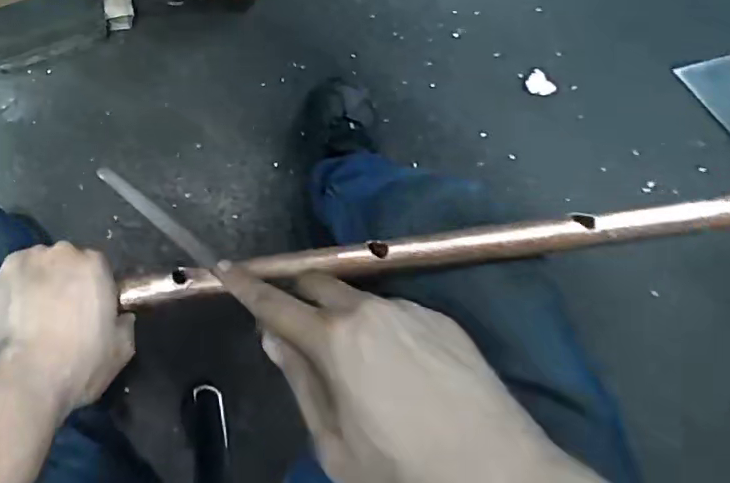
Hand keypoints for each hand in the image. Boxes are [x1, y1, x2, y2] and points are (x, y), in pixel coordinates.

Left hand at [0, 243, 134, 414]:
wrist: (24, 379)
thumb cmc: (77, 366)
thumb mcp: (119, 353)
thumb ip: (125, 326)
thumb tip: (123, 316)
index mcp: (95, 264)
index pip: (98, 269)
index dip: (93, 291)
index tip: (87, 313)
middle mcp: (64, 252)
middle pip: (68, 262)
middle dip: (66, 282)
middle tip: (60, 315)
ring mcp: (31, 258)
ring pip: (40, 265)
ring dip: (41, 282)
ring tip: (32, 317)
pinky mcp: (4, 270)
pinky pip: (16, 273)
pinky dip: (16, 287)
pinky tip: (14, 314)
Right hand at [214, 264, 600, 482]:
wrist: (506, 478)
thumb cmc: (408, 473)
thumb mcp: (339, 448)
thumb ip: (300, 383)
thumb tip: (272, 339)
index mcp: (335, 341)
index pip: (275, 303)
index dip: (245, 285)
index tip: (223, 268)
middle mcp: (367, 310)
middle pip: (317, 283)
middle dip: (297, 293)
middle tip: (292, 320)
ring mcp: (407, 308)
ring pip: (359, 299)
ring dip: (344, 317)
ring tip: (362, 367)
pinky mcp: (441, 318)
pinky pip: (397, 313)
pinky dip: (383, 330)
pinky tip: (404, 374)